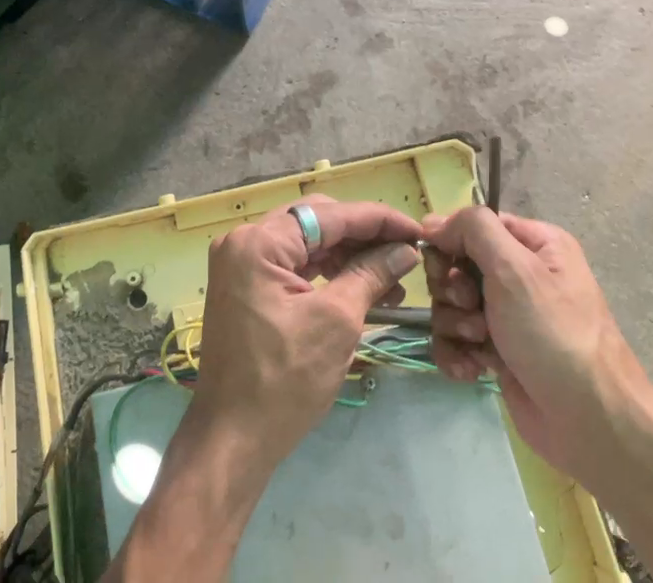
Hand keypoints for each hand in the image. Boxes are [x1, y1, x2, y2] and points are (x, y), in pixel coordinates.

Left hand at [191, 195, 421, 465]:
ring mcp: (241, 265)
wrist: (233, 436)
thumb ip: (371, 274)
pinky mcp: (246, 288)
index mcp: (258, 242)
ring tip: (393, 280)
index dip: (379, 220)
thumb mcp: (336, 322)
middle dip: (364, 236)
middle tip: (407, 255)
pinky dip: (328, 274)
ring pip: (307, 244)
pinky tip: (362, 288)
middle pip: (316, 223)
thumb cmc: (284, 380)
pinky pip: (294, 266)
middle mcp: (244, 242)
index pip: (329, 215)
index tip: (419, 232)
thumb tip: (405, 250)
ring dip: (349, 256)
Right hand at [421, 206, 652, 483]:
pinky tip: (473, 370)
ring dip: (455, 325)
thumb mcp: (516, 270)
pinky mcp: (495, 351)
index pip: (474, 225)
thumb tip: (432, 221)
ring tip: (480, 345)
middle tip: (471, 309)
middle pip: (455, 265)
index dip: (451, 242)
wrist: (587, 421)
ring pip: (450, 305)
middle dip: (453, 290)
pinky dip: (457, 353)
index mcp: (536, 244)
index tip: (446, 266)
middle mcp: (521, 274)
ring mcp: (507, 315)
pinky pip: (455, 339)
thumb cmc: (554, 335)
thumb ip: (473, 230)